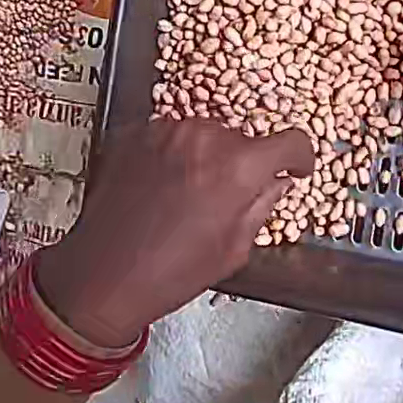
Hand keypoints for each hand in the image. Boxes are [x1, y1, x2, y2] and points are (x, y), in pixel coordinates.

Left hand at [37, 120, 313, 346]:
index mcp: (238, 168)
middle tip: (233, 195)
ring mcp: (167, 130)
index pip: (291, 141)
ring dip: (211, 155)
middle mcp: (204, 136)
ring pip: (209, 132)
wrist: (103, 273)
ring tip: (194, 193)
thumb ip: (263, 205)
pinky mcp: (138, 133)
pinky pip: (175, 134)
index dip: (300, 157)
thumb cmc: (170, 271)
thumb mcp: (234, 248)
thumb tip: (277, 182)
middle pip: (245, 137)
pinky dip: (180, 153)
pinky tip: (168, 186)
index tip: (295, 167)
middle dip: (247, 163)